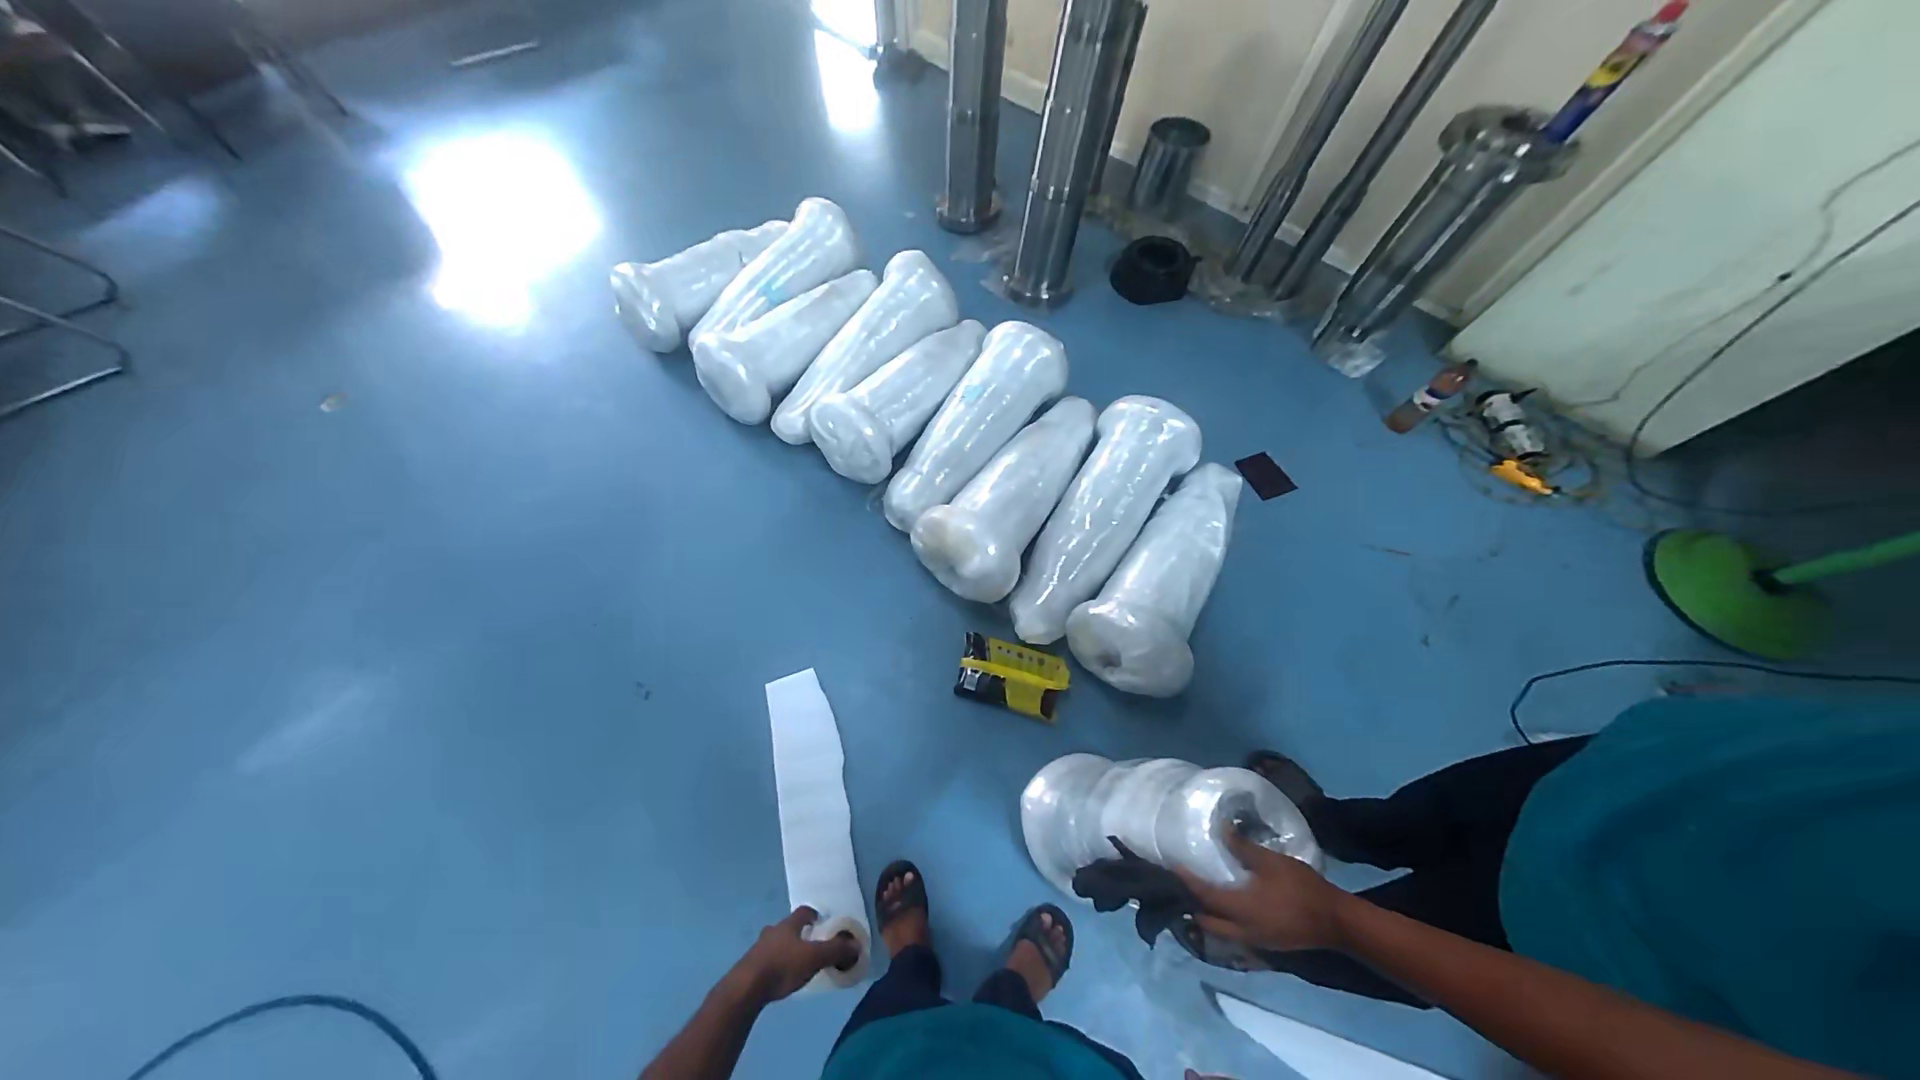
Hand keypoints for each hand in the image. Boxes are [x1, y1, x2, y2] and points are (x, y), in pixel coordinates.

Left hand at [730, 906, 860, 1003]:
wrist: (745, 989)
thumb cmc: (782, 966)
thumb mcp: (814, 958)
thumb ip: (836, 951)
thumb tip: (857, 945)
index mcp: (788, 925)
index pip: (803, 912)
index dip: (813, 915)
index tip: (821, 923)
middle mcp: (772, 932)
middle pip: (787, 927)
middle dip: (798, 933)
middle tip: (809, 944)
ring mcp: (758, 949)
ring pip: (775, 943)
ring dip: (785, 949)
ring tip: (795, 963)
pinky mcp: (748, 967)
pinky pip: (766, 960)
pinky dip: (774, 964)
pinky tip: (779, 977)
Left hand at [1176, 829, 1349, 951]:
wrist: (1336, 921)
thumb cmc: (1301, 888)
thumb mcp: (1270, 862)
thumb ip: (1242, 847)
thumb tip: (1221, 828)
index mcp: (1239, 909)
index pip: (1204, 894)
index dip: (1187, 880)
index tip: (1174, 867)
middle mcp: (1241, 930)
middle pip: (1206, 921)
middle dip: (1192, 904)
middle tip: (1184, 884)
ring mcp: (1254, 941)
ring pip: (1219, 931)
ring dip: (1207, 915)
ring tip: (1200, 894)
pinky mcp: (1266, 944)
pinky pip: (1234, 935)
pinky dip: (1223, 922)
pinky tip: (1226, 907)